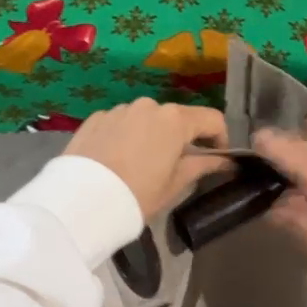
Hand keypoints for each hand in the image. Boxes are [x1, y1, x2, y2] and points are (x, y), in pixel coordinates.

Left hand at [66, 98, 231, 218]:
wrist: (80, 201)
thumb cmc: (137, 194)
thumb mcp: (175, 185)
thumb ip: (202, 166)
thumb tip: (225, 161)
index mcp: (174, 119)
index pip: (211, 119)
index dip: (220, 137)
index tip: (216, 157)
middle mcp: (149, 105)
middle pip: (176, 118)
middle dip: (181, 138)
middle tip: (175, 167)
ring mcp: (120, 109)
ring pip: (146, 119)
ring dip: (151, 135)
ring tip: (140, 165)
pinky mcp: (96, 118)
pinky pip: (121, 123)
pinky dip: (126, 136)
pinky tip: (116, 161)